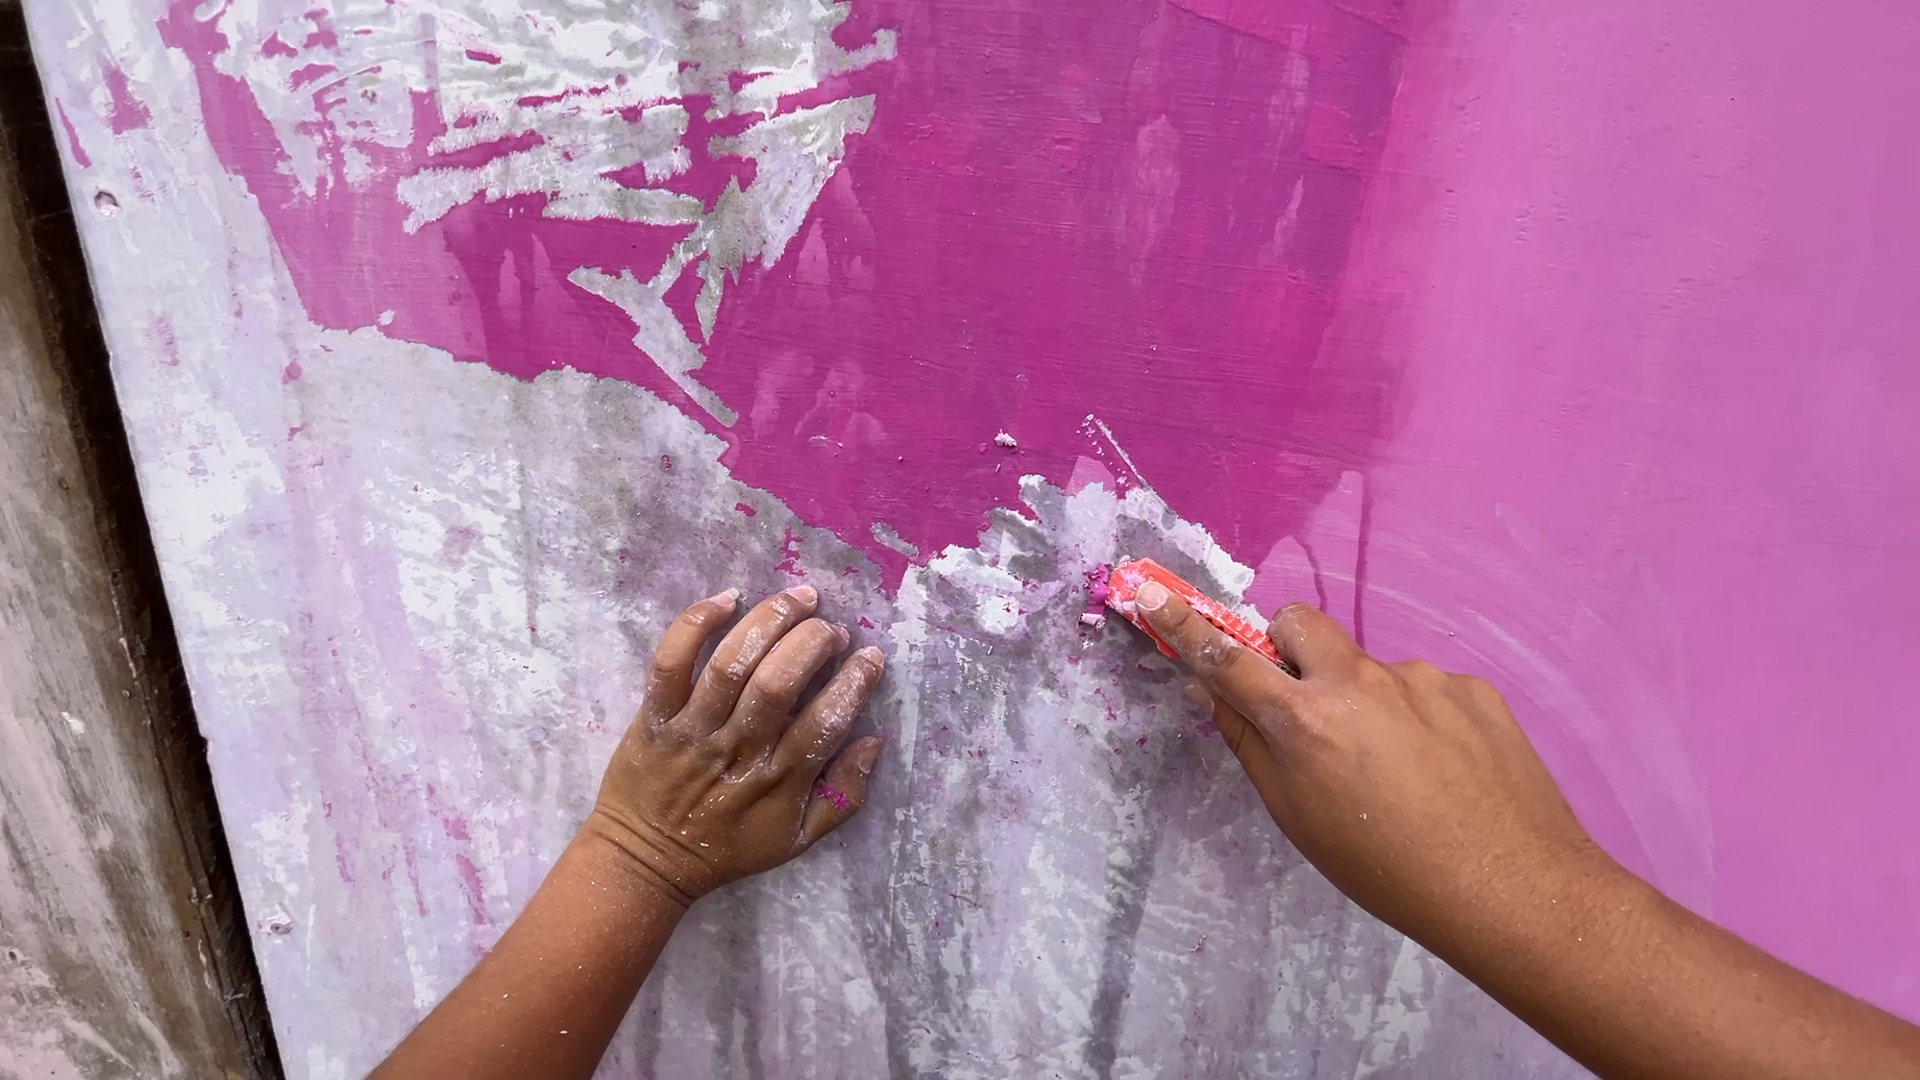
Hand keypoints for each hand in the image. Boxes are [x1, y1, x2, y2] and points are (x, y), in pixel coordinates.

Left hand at [582, 585, 885, 906]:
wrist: (645, 859)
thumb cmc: (729, 846)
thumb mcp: (799, 839)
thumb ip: (845, 794)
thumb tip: (875, 740)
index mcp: (778, 781)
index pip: (824, 722)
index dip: (854, 682)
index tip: (871, 656)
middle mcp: (737, 749)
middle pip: (777, 684)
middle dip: (813, 643)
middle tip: (832, 629)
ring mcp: (693, 730)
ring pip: (731, 664)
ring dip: (770, 621)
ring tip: (800, 598)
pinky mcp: (655, 715)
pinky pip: (671, 662)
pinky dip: (697, 623)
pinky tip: (729, 599)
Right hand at [1136, 583, 1611, 946]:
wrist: (1519, 894)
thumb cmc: (1383, 866)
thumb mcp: (1294, 814)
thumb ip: (1248, 742)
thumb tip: (1210, 691)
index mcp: (1304, 721)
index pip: (1225, 659)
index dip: (1184, 626)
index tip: (1154, 595)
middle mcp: (1358, 683)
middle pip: (1296, 622)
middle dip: (1285, 646)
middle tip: (1304, 697)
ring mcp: (1420, 677)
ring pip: (1364, 664)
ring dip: (1360, 695)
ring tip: (1398, 762)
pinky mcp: (1472, 687)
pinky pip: (1420, 685)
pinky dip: (1415, 713)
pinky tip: (1442, 763)